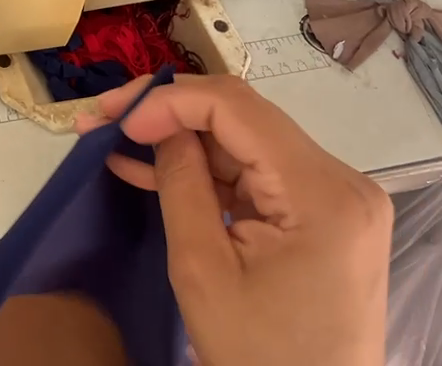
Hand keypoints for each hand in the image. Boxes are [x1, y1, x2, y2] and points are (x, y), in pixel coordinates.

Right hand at [79, 75, 390, 365]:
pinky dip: (201, 170)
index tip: (115, 120)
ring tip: (111, 138)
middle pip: (240, 117)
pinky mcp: (318, 214)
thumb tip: (156, 122)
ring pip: (240, 140)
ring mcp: (332, 197)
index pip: (235, 108)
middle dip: (166, 112)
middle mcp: (340, 181)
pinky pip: (251, 173)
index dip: (168, 100)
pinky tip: (145, 167)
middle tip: (102, 116)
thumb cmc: (258, 356)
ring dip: (175, 139)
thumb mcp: (203, 269)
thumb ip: (180, 181)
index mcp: (322, 193)